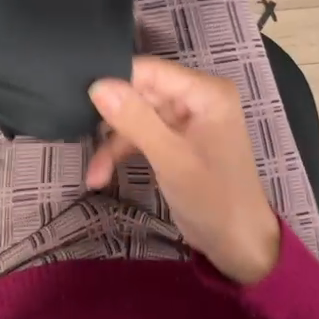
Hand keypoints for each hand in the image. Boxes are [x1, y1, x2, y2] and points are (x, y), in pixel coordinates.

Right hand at [86, 56, 281, 284]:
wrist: (240, 247)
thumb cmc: (214, 199)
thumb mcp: (170, 158)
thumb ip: (135, 119)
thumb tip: (97, 85)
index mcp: (206, 91)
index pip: (151, 71)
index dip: (115, 81)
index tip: (79, 96)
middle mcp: (197, 97)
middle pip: (141, 92)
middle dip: (111, 116)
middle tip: (78, 130)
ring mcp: (187, 120)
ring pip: (137, 116)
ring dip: (113, 142)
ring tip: (93, 171)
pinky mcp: (177, 141)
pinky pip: (143, 135)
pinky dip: (123, 153)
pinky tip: (100, 175)